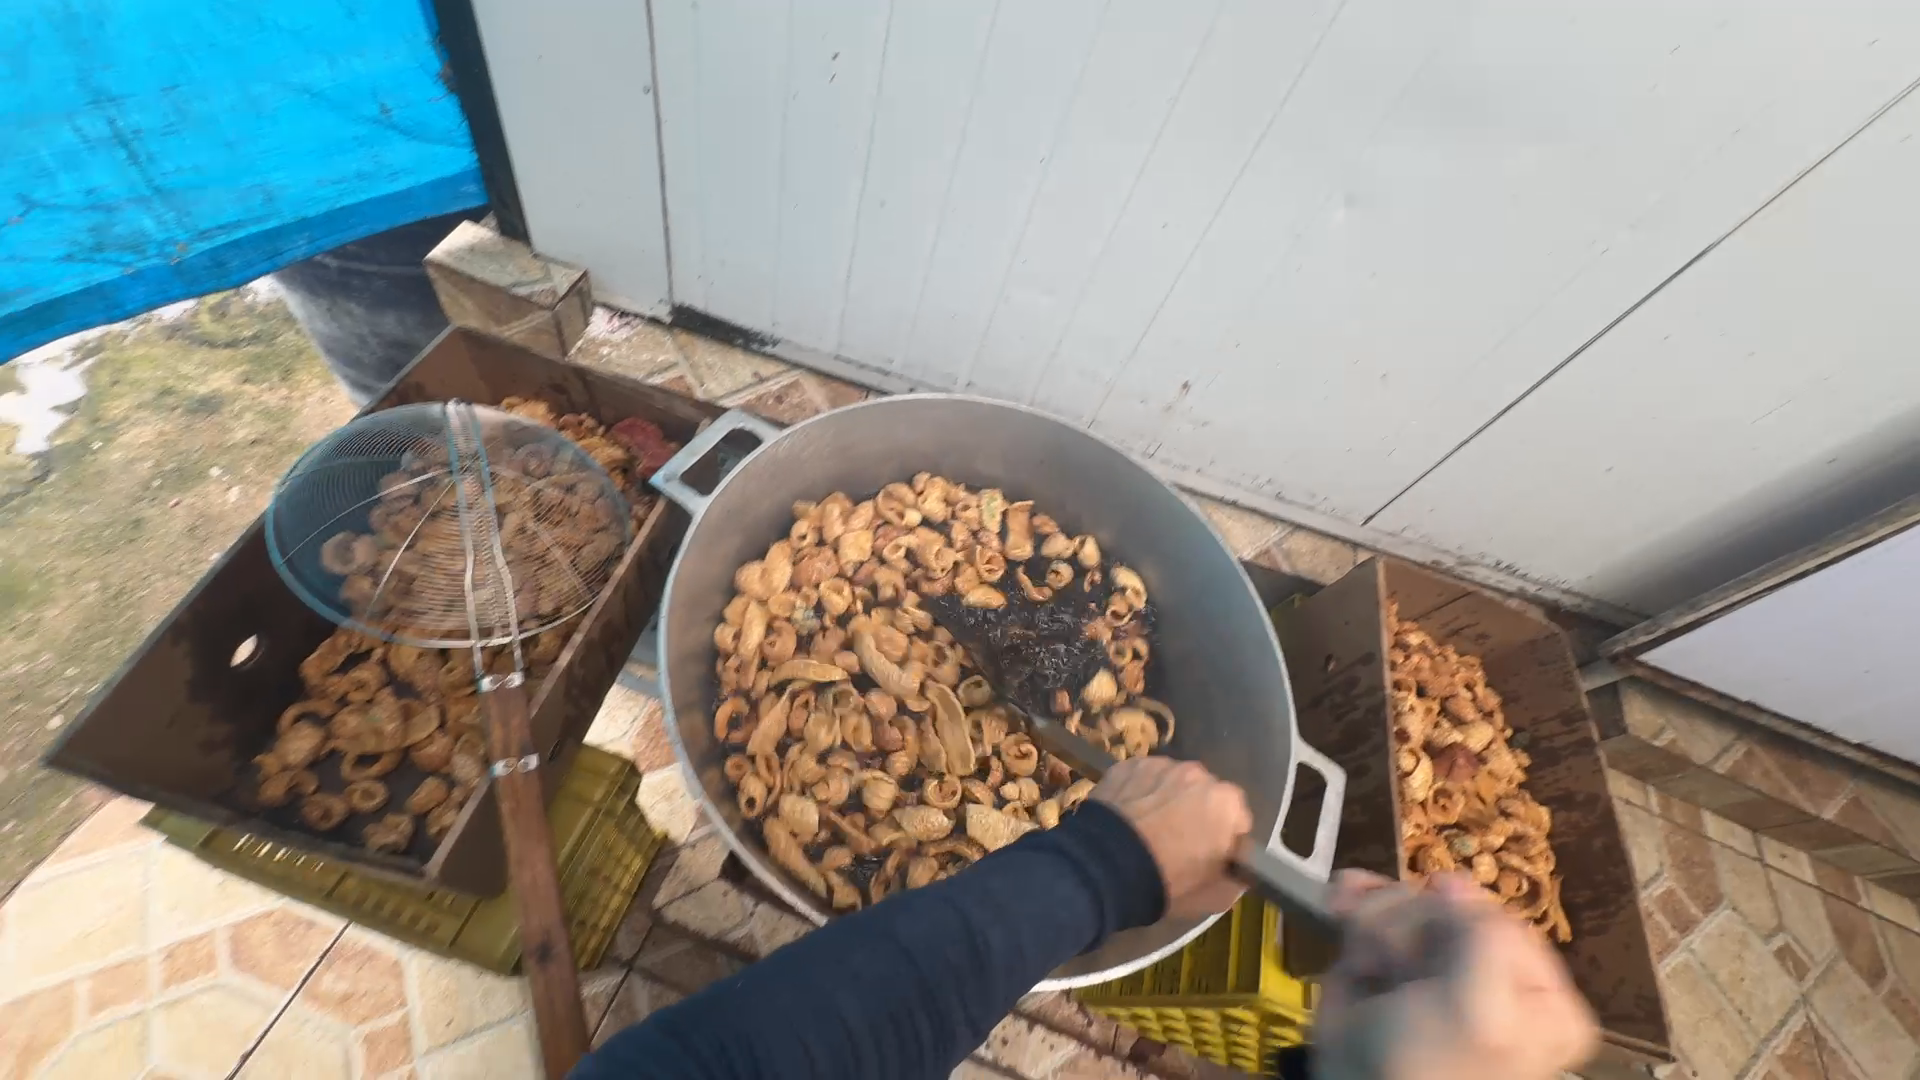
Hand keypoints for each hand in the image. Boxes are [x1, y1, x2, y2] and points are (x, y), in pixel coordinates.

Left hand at [1091, 758, 1250, 918]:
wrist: (1106, 865)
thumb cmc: (1168, 881)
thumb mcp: (1216, 896)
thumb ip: (1235, 876)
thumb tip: (1235, 868)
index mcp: (1226, 802)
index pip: (1238, 818)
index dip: (1226, 837)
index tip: (1210, 854)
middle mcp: (1196, 773)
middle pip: (1204, 793)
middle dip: (1196, 811)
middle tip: (1178, 839)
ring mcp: (1159, 764)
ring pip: (1172, 782)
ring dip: (1167, 798)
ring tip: (1148, 825)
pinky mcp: (1127, 764)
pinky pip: (1142, 778)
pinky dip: (1139, 791)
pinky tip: (1128, 814)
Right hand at [1314, 871, 1598, 1079]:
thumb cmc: (1424, 1062)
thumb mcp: (1477, 1013)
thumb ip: (1484, 940)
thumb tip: (1448, 881)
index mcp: (1538, 992)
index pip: (1495, 917)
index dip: (1451, 930)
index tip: (1427, 964)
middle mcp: (1492, 967)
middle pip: (1443, 902)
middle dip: (1406, 929)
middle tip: (1392, 973)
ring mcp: (1434, 953)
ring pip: (1402, 895)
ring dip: (1373, 924)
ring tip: (1369, 968)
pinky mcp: (1387, 944)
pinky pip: (1370, 892)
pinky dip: (1351, 898)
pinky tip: (1337, 910)